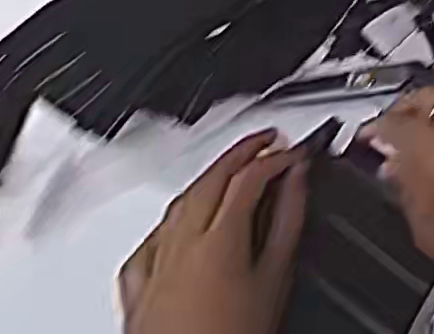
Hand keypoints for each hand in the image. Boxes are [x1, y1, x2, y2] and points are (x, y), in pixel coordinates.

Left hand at [119, 131, 307, 333]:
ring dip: (211, 175)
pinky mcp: (136, 294)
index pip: (251, 177)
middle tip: (270, 139)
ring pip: (180, 203)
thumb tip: (297, 178)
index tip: (297, 152)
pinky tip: (182, 217)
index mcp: (219, 239)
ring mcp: (154, 269)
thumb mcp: (276, 277)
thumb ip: (288, 218)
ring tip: (235, 164)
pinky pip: (151, 241)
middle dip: (244, 151)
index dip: (278, 157)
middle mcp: (180, 246)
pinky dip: (173, 218)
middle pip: (212, 178)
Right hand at [363, 89, 433, 283]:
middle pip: (426, 96)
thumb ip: (408, 193)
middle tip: (397, 119)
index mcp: (430, 145)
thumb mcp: (429, 229)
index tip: (369, 134)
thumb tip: (397, 173)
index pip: (394, 124)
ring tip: (427, 126)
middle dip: (407, 104)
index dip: (377, 127)